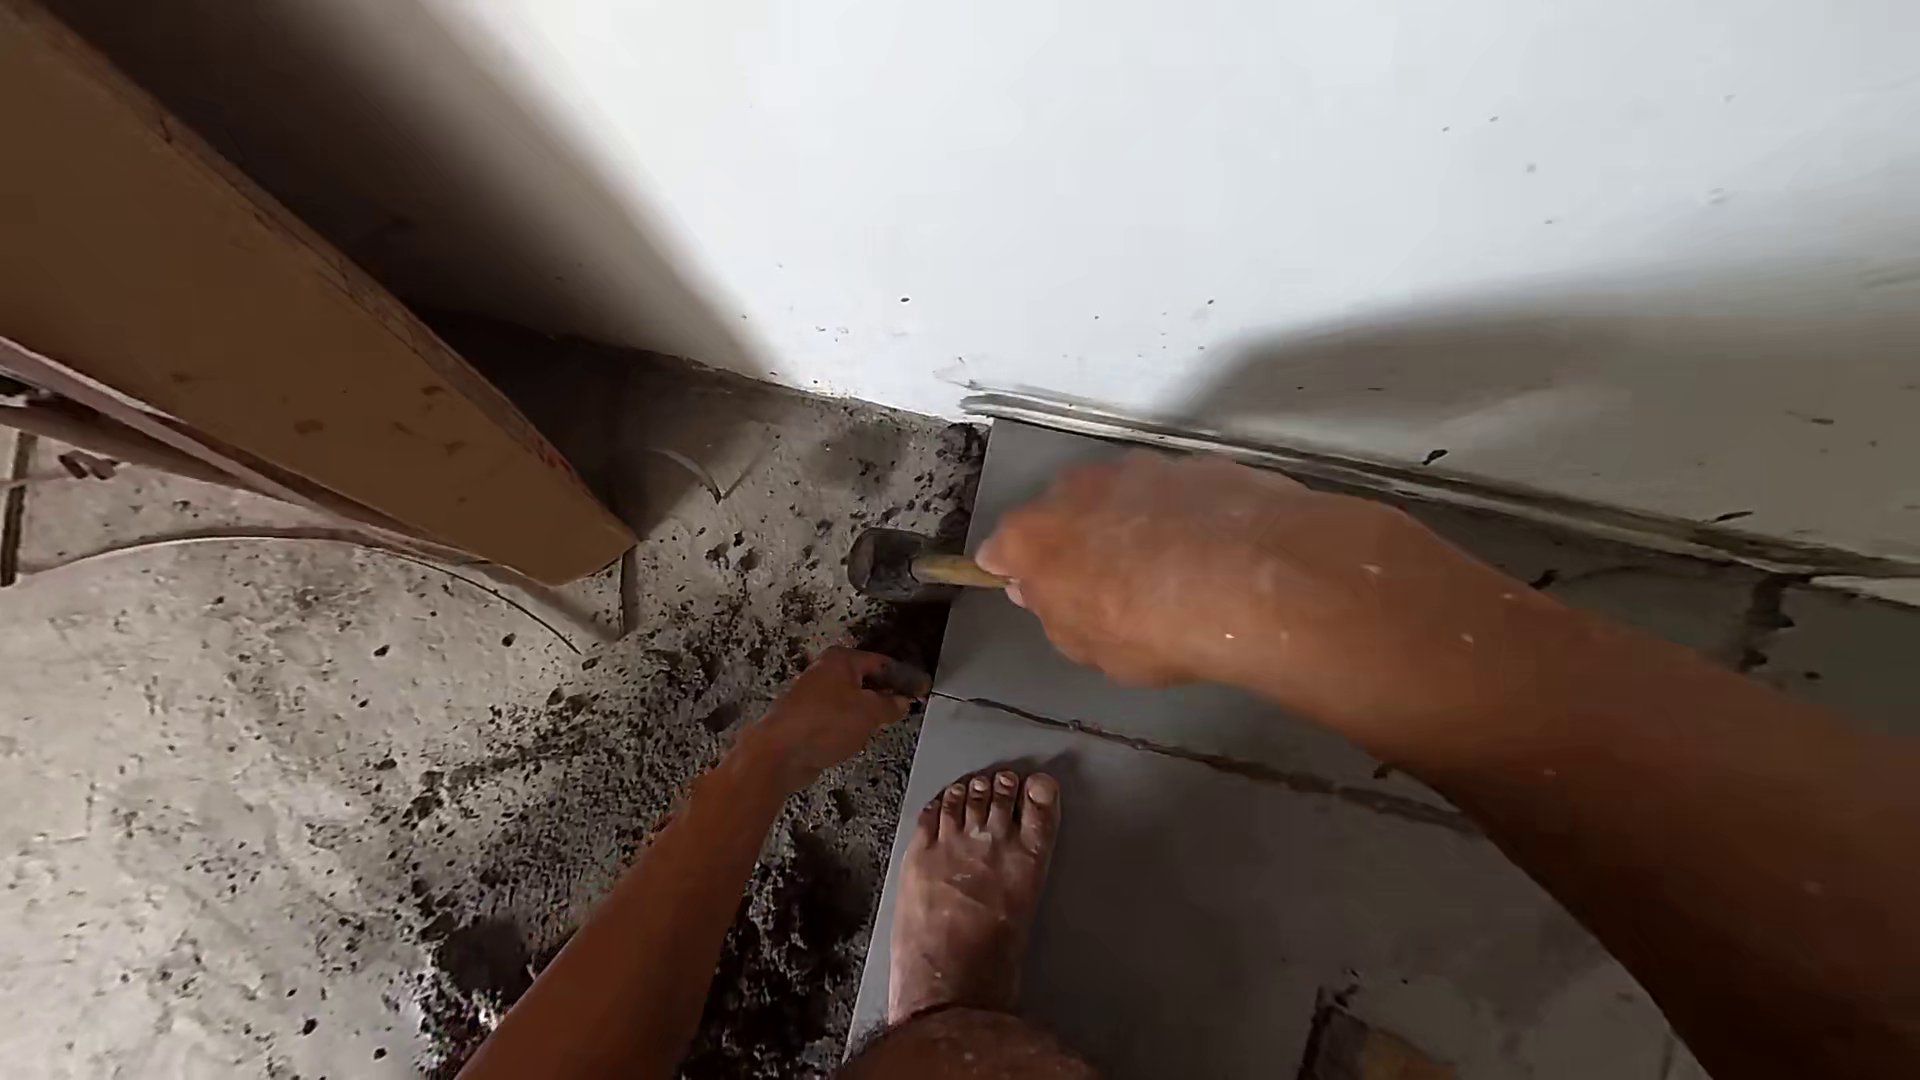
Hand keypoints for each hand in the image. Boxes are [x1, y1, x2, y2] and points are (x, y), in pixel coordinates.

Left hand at [743, 647, 920, 790]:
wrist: (779, 753)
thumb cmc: (824, 724)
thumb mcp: (870, 713)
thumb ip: (891, 705)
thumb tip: (902, 702)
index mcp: (841, 659)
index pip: (882, 662)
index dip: (903, 676)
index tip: (920, 689)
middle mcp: (825, 670)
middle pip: (865, 678)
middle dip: (886, 693)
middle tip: (905, 706)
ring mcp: (813, 693)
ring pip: (851, 698)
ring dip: (868, 710)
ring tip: (884, 723)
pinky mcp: (806, 716)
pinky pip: (837, 715)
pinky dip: (851, 722)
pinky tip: (859, 736)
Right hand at [974, 451, 1566, 743]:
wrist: (1251, 581)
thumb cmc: (1149, 629)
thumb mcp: (1087, 647)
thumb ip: (1051, 612)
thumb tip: (1035, 588)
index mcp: (1033, 534)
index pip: (999, 549)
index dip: (1014, 570)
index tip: (1032, 589)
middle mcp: (1074, 488)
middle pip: (1057, 513)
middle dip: (1070, 541)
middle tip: (1102, 581)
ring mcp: (1135, 468)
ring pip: (1114, 496)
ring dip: (1123, 522)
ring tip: (1164, 565)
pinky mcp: (1191, 463)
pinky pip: (1168, 492)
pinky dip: (1175, 513)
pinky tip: (1206, 548)